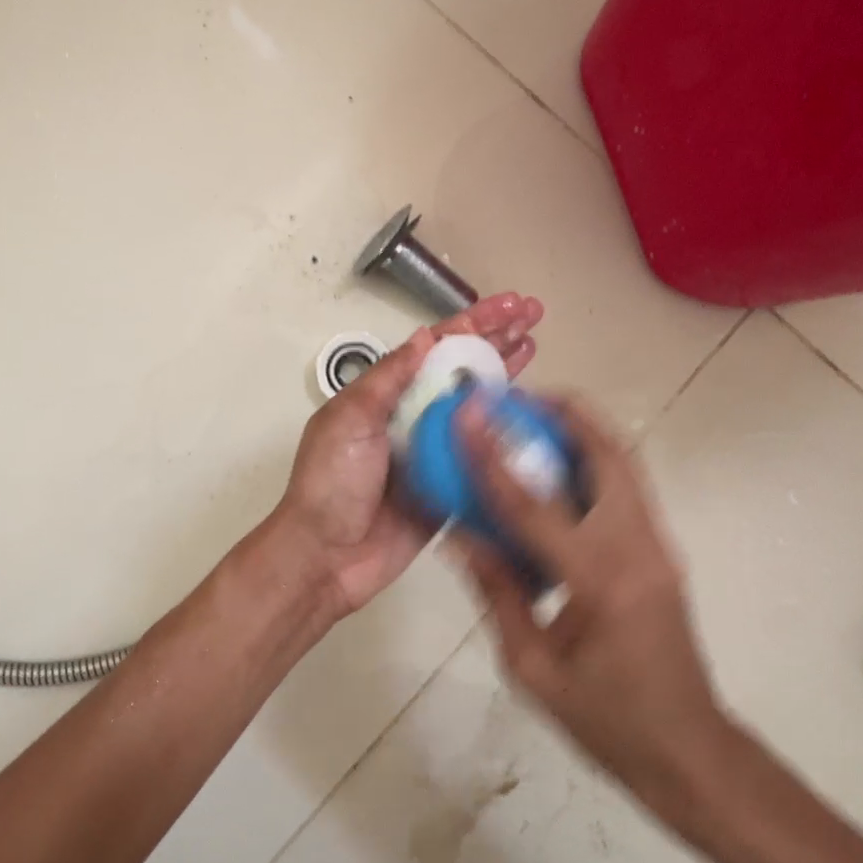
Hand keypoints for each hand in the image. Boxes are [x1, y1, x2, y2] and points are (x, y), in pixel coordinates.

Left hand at [268, 292, 543, 619]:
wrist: (327, 556)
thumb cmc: (331, 483)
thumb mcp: (350, 419)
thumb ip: (389, 379)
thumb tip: (426, 336)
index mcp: (385, 397)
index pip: (434, 350)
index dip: (472, 324)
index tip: (508, 306)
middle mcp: (411, 418)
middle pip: (461, 371)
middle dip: (496, 340)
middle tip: (534, 315)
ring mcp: (433, 453)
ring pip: (476, 407)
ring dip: (505, 376)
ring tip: (535, 344)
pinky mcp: (449, 488)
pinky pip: (482, 455)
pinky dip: (505, 434)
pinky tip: (531, 413)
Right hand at [454, 396, 731, 800]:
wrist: (688, 750)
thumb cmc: (606, 719)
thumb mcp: (532, 665)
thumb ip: (497, 592)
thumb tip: (460, 535)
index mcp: (599, 579)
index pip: (533, 503)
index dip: (493, 455)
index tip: (469, 413)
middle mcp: (637, 548)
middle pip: (605, 455)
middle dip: (563, 414)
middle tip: (516, 396)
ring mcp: (658, 547)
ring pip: (624, 465)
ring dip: (582, 432)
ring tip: (535, 416)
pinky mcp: (661, 553)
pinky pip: (625, 490)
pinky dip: (592, 463)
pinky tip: (556, 470)